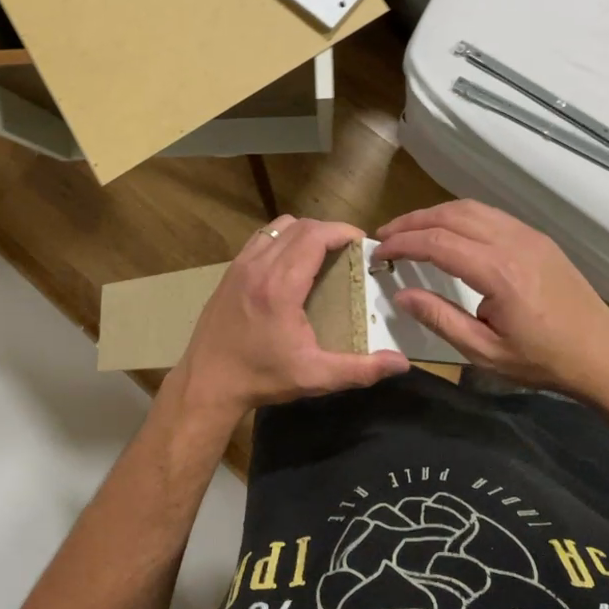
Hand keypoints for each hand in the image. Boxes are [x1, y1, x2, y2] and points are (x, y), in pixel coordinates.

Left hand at [174, 216, 409, 419]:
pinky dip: (281, 239)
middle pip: (299, 226)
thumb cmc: (261, 378)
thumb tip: (401, 363)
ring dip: (303, 232)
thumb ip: (360, 369)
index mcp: (280, 286)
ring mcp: (240, 265)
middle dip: (328, 230)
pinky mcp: (229, 271)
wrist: (207, 382)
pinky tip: (291, 264)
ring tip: (321, 253)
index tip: (362, 243)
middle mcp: (258, 266)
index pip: (315, 236)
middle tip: (348, 251)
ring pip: (278, 227)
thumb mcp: (315, 376)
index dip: (342, 231)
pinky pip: (260, 238)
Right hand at [372, 200, 608, 401]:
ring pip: (470, 208)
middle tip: (385, 236)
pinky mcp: (537, 238)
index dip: (402, 243)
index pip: (437, 242)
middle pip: (450, 215)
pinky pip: (490, 215)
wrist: (604, 354)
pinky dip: (459, 216)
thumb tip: (401, 295)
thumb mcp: (484, 352)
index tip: (378, 252)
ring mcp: (528, 235)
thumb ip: (440, 319)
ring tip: (409, 230)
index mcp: (498, 271)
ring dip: (434, 214)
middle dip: (412, 221)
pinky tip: (447, 232)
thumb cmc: (543, 360)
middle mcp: (512, 242)